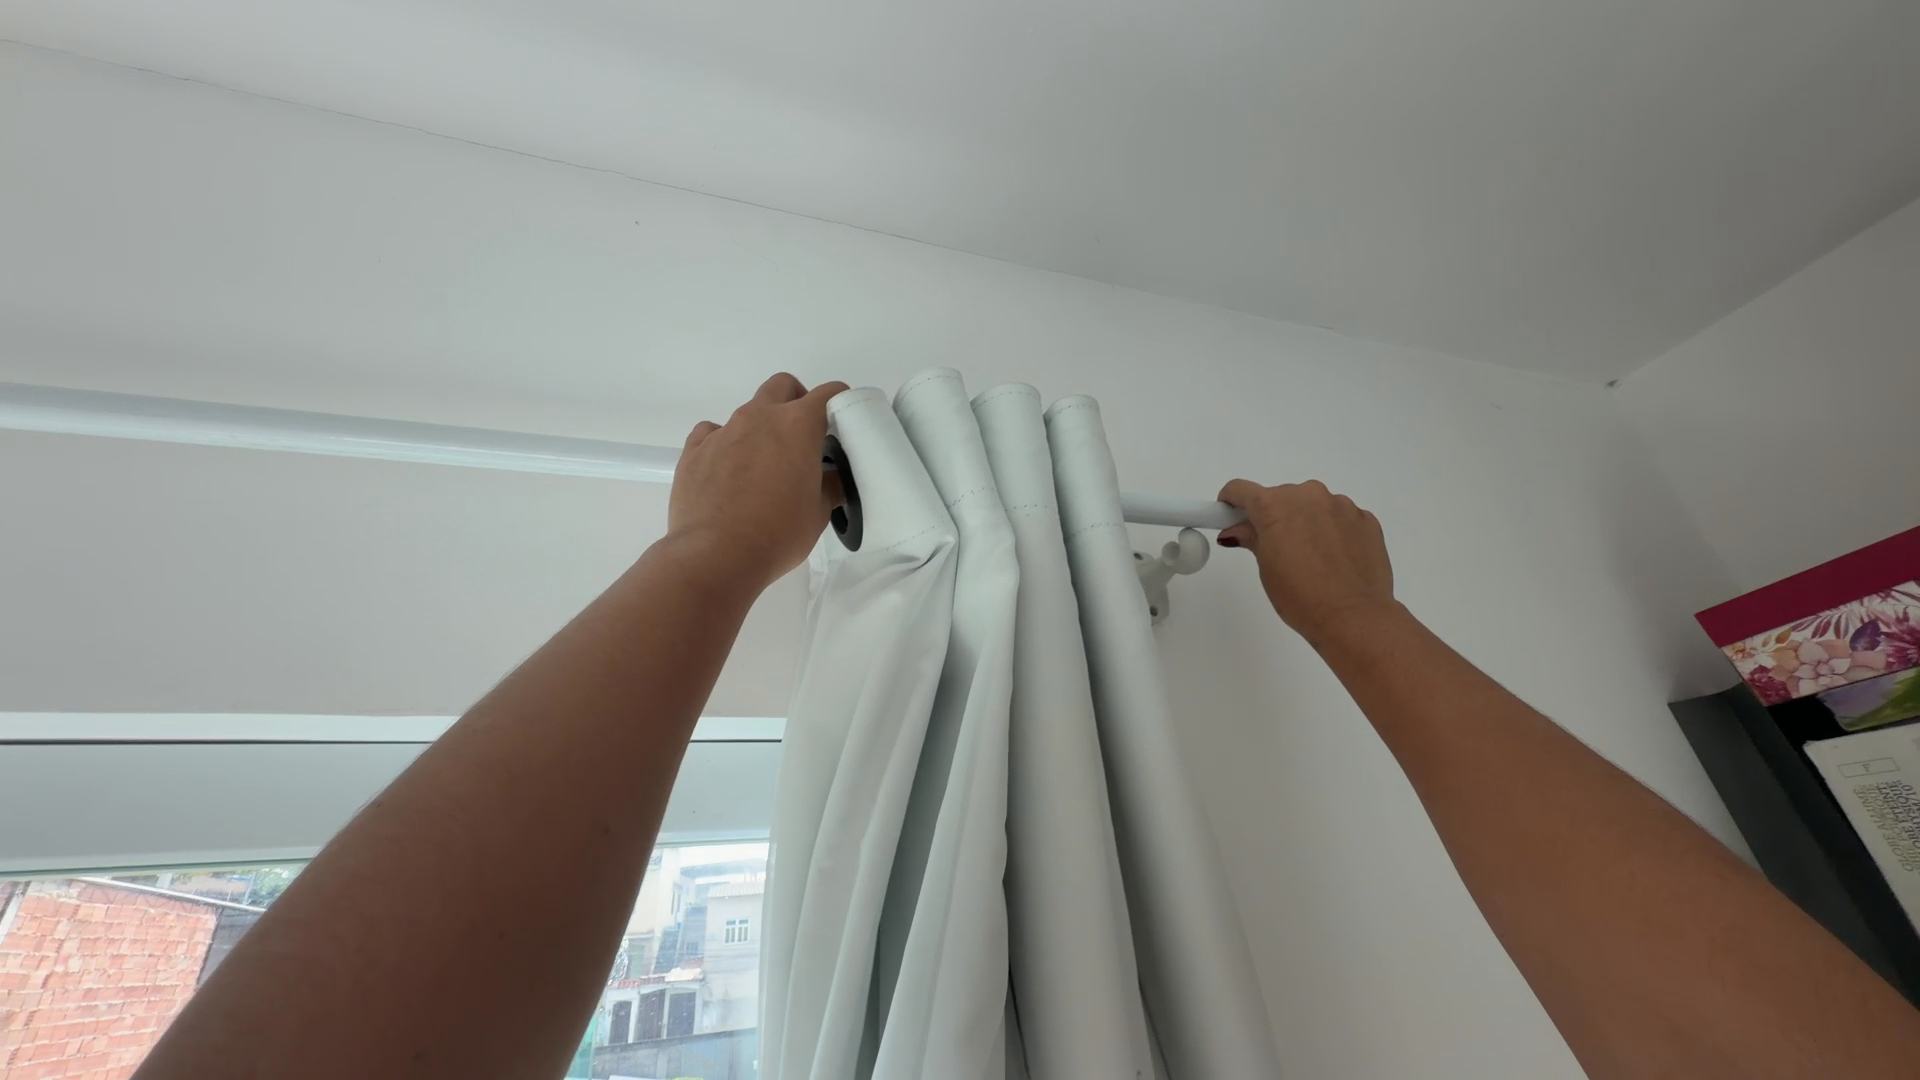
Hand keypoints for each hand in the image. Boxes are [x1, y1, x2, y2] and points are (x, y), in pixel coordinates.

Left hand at [667, 373, 849, 588]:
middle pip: (782, 386)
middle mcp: (760, 417)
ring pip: (747, 412)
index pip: (828, 394)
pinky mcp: (694, 450)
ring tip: (763, 468)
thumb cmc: (778, 534)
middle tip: (802, 437)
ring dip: (761, 429)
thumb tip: (830, 480)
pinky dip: (725, 444)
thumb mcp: (818, 514)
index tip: (841, 423)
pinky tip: (728, 472)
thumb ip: (828, 487)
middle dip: (796, 401)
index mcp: (798, 426)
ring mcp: (723, 431)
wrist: (716, 555)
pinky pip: (712, 433)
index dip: (839, 403)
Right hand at [1217, 479, 1398, 646]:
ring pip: (1313, 504)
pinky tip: (1334, 558)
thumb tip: (1238, 530)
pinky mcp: (1366, 519)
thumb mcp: (1266, 567)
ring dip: (1305, 520)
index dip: (1231, 501)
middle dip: (1273, 516)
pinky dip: (1332, 530)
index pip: (1241, 489)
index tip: (1230, 515)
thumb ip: (1252, 538)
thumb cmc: (1299, 595)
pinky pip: (1339, 517)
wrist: (1354, 617)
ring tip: (1310, 556)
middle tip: (1274, 546)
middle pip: (1280, 496)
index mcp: (1275, 505)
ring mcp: (1341, 505)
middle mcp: (1309, 495)